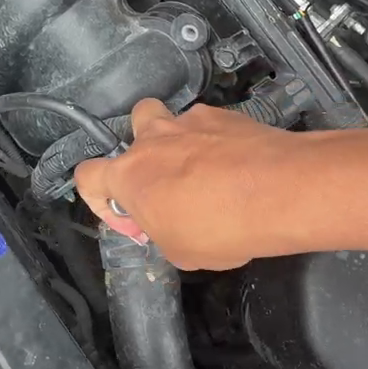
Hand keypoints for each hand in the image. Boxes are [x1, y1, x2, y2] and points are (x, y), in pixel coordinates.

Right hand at [73, 98, 311, 269]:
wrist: (281, 192)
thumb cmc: (222, 227)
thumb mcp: (182, 253)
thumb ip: (163, 233)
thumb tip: (170, 226)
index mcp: (129, 176)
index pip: (86, 176)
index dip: (100, 200)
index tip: (131, 220)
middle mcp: (152, 139)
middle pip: (132, 127)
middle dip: (144, 151)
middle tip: (166, 182)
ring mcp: (189, 122)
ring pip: (172, 120)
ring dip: (180, 141)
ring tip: (204, 171)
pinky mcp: (226, 115)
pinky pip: (211, 126)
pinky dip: (218, 143)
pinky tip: (238, 167)